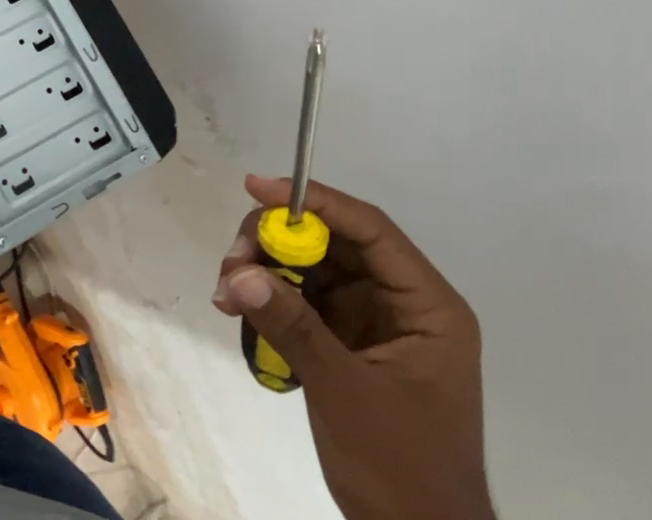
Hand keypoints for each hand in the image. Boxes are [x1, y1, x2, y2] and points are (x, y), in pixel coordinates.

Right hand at [214, 176, 493, 519]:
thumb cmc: (400, 464)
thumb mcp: (344, 391)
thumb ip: (291, 326)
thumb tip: (237, 274)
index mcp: (426, 307)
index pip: (369, 230)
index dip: (314, 201)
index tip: (257, 188)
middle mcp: (400, 304)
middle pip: (331, 244)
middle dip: (276, 243)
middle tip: (230, 265)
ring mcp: (371, 323)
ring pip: (309, 269)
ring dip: (264, 271)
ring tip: (226, 296)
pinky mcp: (345, 343)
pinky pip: (301, 301)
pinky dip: (268, 299)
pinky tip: (238, 311)